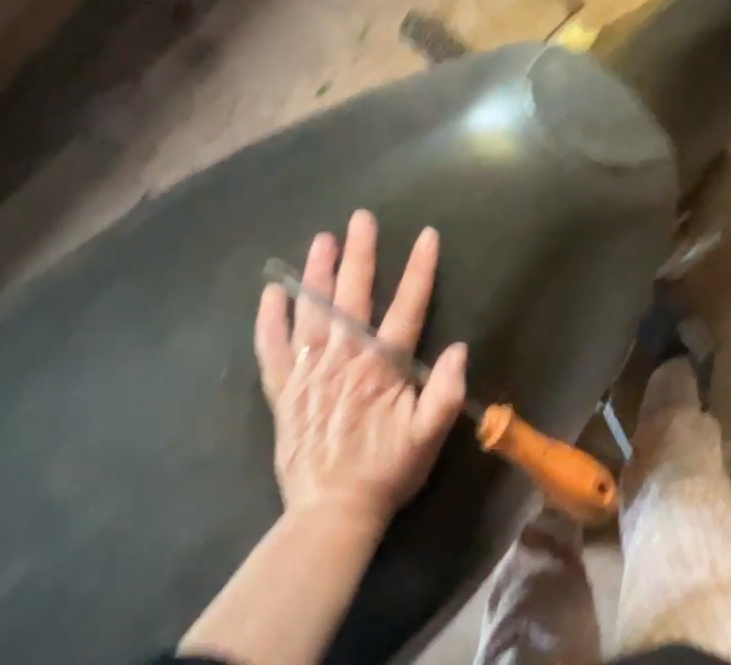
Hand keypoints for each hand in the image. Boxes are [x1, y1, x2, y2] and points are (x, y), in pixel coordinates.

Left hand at [254, 210, 468, 523]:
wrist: (330, 513)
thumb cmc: (386, 472)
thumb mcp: (429, 437)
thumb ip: (446, 392)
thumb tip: (460, 348)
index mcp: (382, 366)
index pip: (406, 307)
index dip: (419, 270)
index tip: (426, 235)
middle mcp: (343, 359)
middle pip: (353, 296)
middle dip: (360, 254)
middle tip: (361, 218)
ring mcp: (307, 372)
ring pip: (312, 310)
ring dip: (317, 272)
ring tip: (322, 238)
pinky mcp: (282, 390)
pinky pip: (271, 346)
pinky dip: (270, 318)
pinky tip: (273, 292)